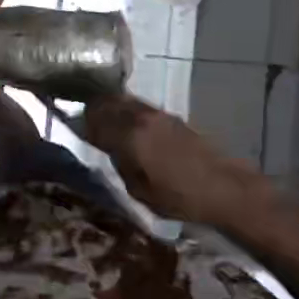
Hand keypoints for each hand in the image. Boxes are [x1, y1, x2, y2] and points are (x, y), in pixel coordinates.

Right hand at [83, 94, 265, 225]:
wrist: (225, 188)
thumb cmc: (180, 198)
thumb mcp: (139, 190)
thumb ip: (119, 164)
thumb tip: (108, 149)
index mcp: (129, 135)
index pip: (94, 120)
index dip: (80, 123)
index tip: (73, 127)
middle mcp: (140, 116)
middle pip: (106, 102)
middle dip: (93, 109)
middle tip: (84, 121)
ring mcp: (157, 112)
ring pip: (123, 100)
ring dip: (110, 106)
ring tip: (104, 121)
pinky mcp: (170, 115)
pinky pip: (138, 105)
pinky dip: (127, 109)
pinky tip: (127, 124)